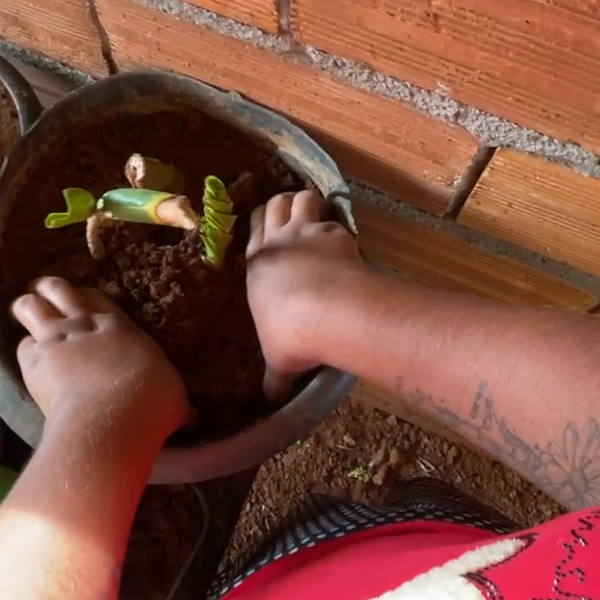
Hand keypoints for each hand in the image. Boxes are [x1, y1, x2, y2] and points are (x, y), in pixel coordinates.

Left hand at [11, 278, 188, 454]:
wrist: (113, 417)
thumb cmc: (150, 403)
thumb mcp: (170, 396)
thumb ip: (170, 398)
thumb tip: (193, 418)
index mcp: (119, 326)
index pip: (97, 296)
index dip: (85, 296)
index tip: (82, 301)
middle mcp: (85, 323)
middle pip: (58, 289)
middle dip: (49, 289)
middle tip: (45, 296)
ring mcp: (56, 338)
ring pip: (30, 306)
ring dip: (26, 306)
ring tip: (24, 311)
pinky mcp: (34, 362)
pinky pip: (21, 344)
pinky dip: (24, 348)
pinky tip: (28, 356)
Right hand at [245, 189, 366, 400]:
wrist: (326, 313)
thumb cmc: (290, 335)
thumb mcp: (277, 360)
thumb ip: (274, 377)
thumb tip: (270, 402)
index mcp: (256, 264)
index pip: (252, 225)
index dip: (260, 221)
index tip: (269, 228)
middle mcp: (278, 241)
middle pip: (275, 203)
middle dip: (283, 205)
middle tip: (294, 220)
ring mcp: (308, 233)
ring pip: (303, 197)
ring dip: (310, 203)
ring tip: (318, 217)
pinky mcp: (338, 233)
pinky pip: (337, 219)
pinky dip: (341, 226)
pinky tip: (347, 242)